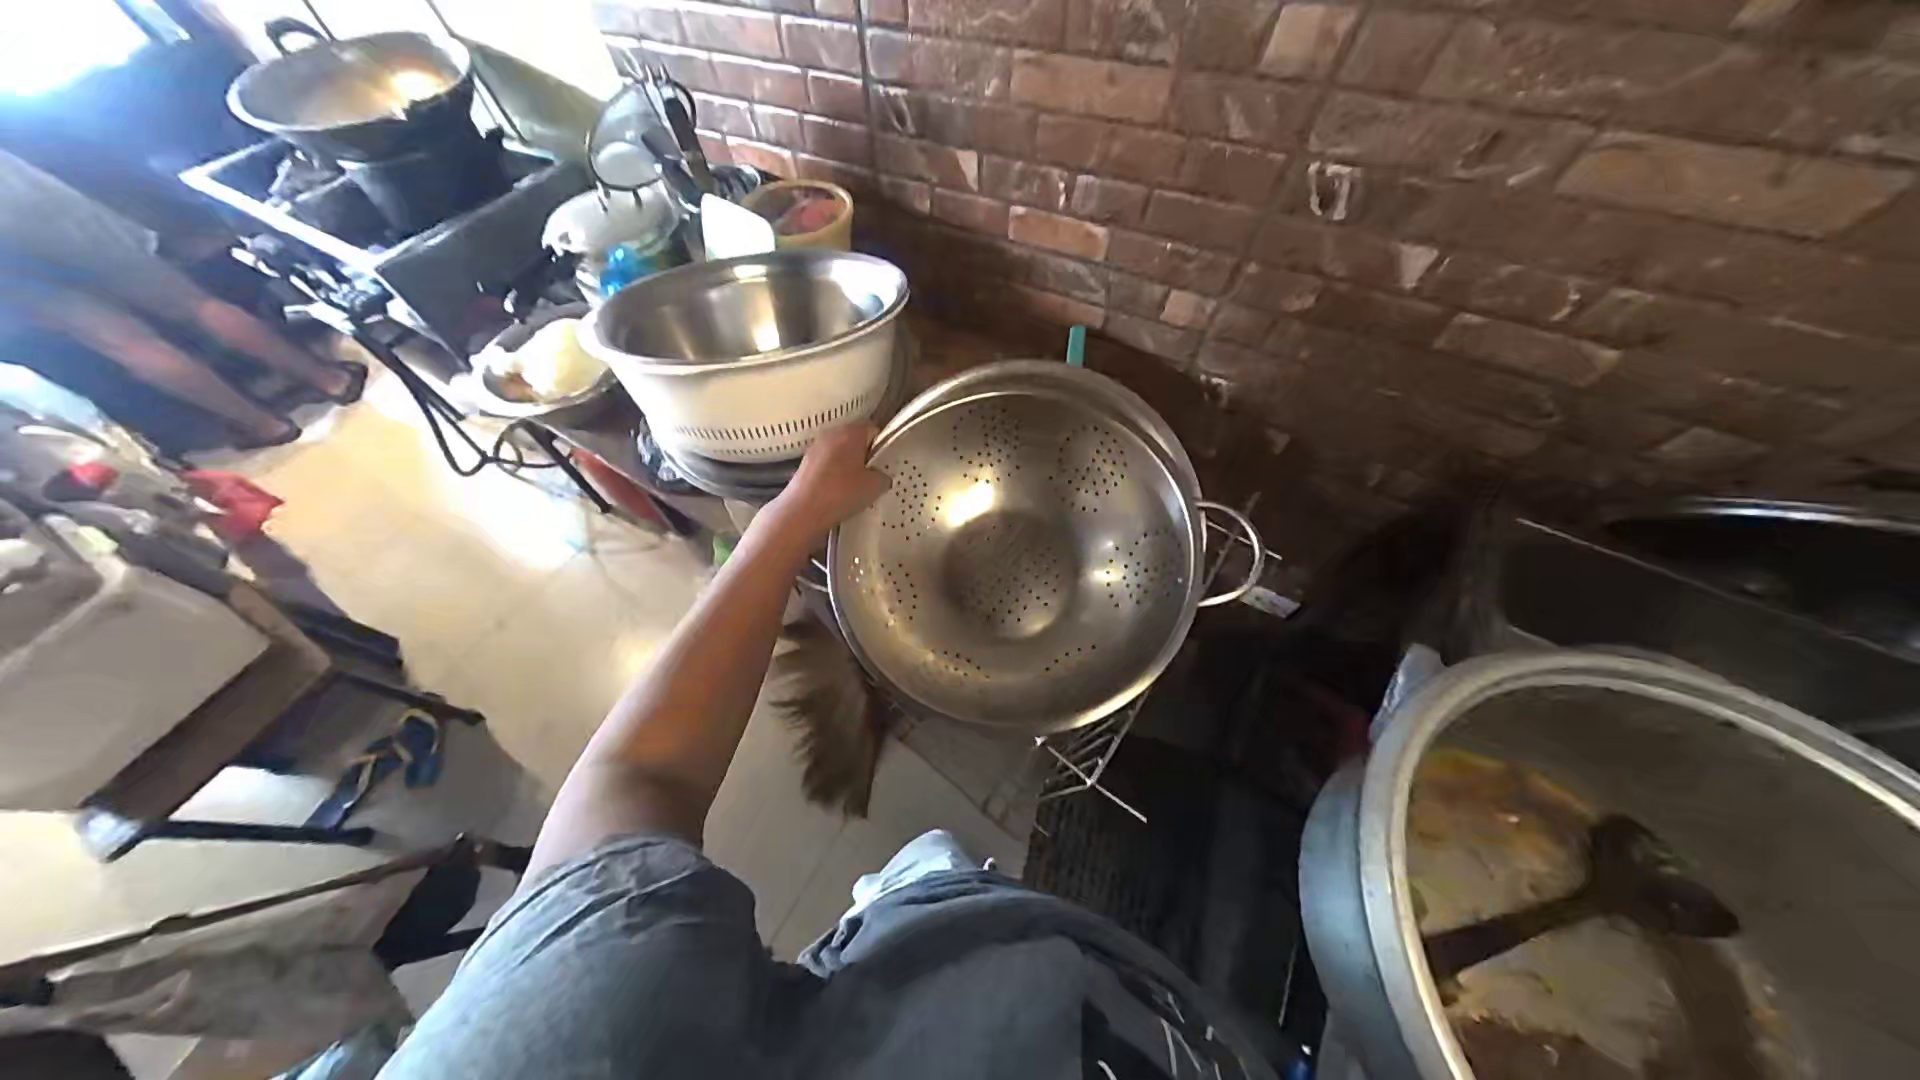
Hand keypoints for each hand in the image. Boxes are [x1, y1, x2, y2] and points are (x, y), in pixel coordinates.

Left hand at [763, 423, 887, 545]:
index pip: (873, 431)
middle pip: (854, 440)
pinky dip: (833, 474)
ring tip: (853, 488)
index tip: (884, 466)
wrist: (802, 511)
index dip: (881, 447)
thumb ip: (883, 476)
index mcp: (851, 432)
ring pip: (839, 452)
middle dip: (864, 457)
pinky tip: (836, 493)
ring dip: (848, 466)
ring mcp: (815, 447)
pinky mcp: (804, 463)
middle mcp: (831, 433)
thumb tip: (880, 476)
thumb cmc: (842, 493)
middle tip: (871, 478)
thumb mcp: (875, 487)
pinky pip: (826, 464)